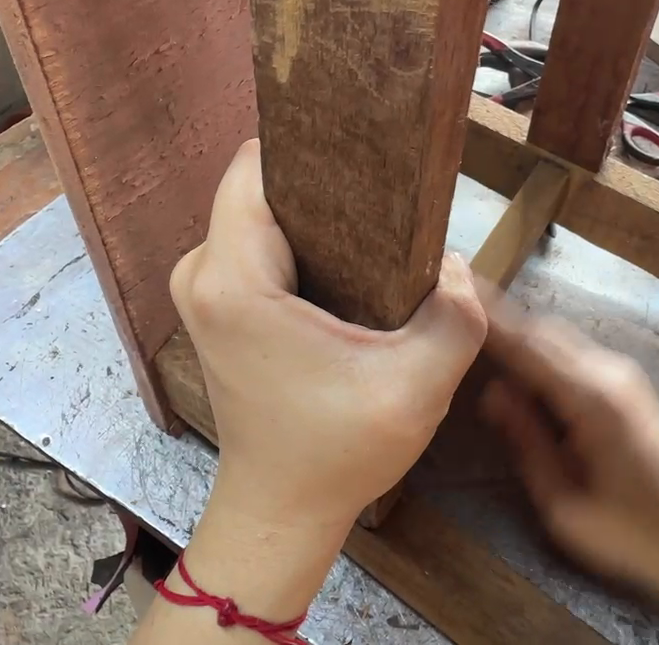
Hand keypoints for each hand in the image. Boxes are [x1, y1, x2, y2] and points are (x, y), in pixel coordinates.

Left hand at [169, 139, 488, 533]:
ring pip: (262, 209)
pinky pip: (257, 238)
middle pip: (263, 185)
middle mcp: (203, 270)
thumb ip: (454, 316)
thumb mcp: (417, 387)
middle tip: (387, 199)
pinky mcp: (218, 301)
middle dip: (326, 182)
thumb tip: (454, 263)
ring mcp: (204, 285)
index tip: (368, 153)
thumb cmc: (337, 452)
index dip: (312, 148)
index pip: (257, 166)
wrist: (280, 510)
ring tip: (373, 229)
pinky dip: (301, 238)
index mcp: (234, 279)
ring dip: (317, 213)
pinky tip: (347, 258)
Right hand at [481, 312, 658, 596]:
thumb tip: (492, 391)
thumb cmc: (628, 531)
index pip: (526, 344)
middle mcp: (606, 371)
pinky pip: (570, 350)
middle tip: (453, 307)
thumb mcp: (562, 501)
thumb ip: (526, 441)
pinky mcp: (623, 381)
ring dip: (518, 329)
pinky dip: (537, 345)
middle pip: (541, 329)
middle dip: (498, 316)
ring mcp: (619, 372)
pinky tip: (514, 357)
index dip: (488, 316)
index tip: (455, 288)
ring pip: (556, 335)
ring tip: (476, 325)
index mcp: (589, 397)